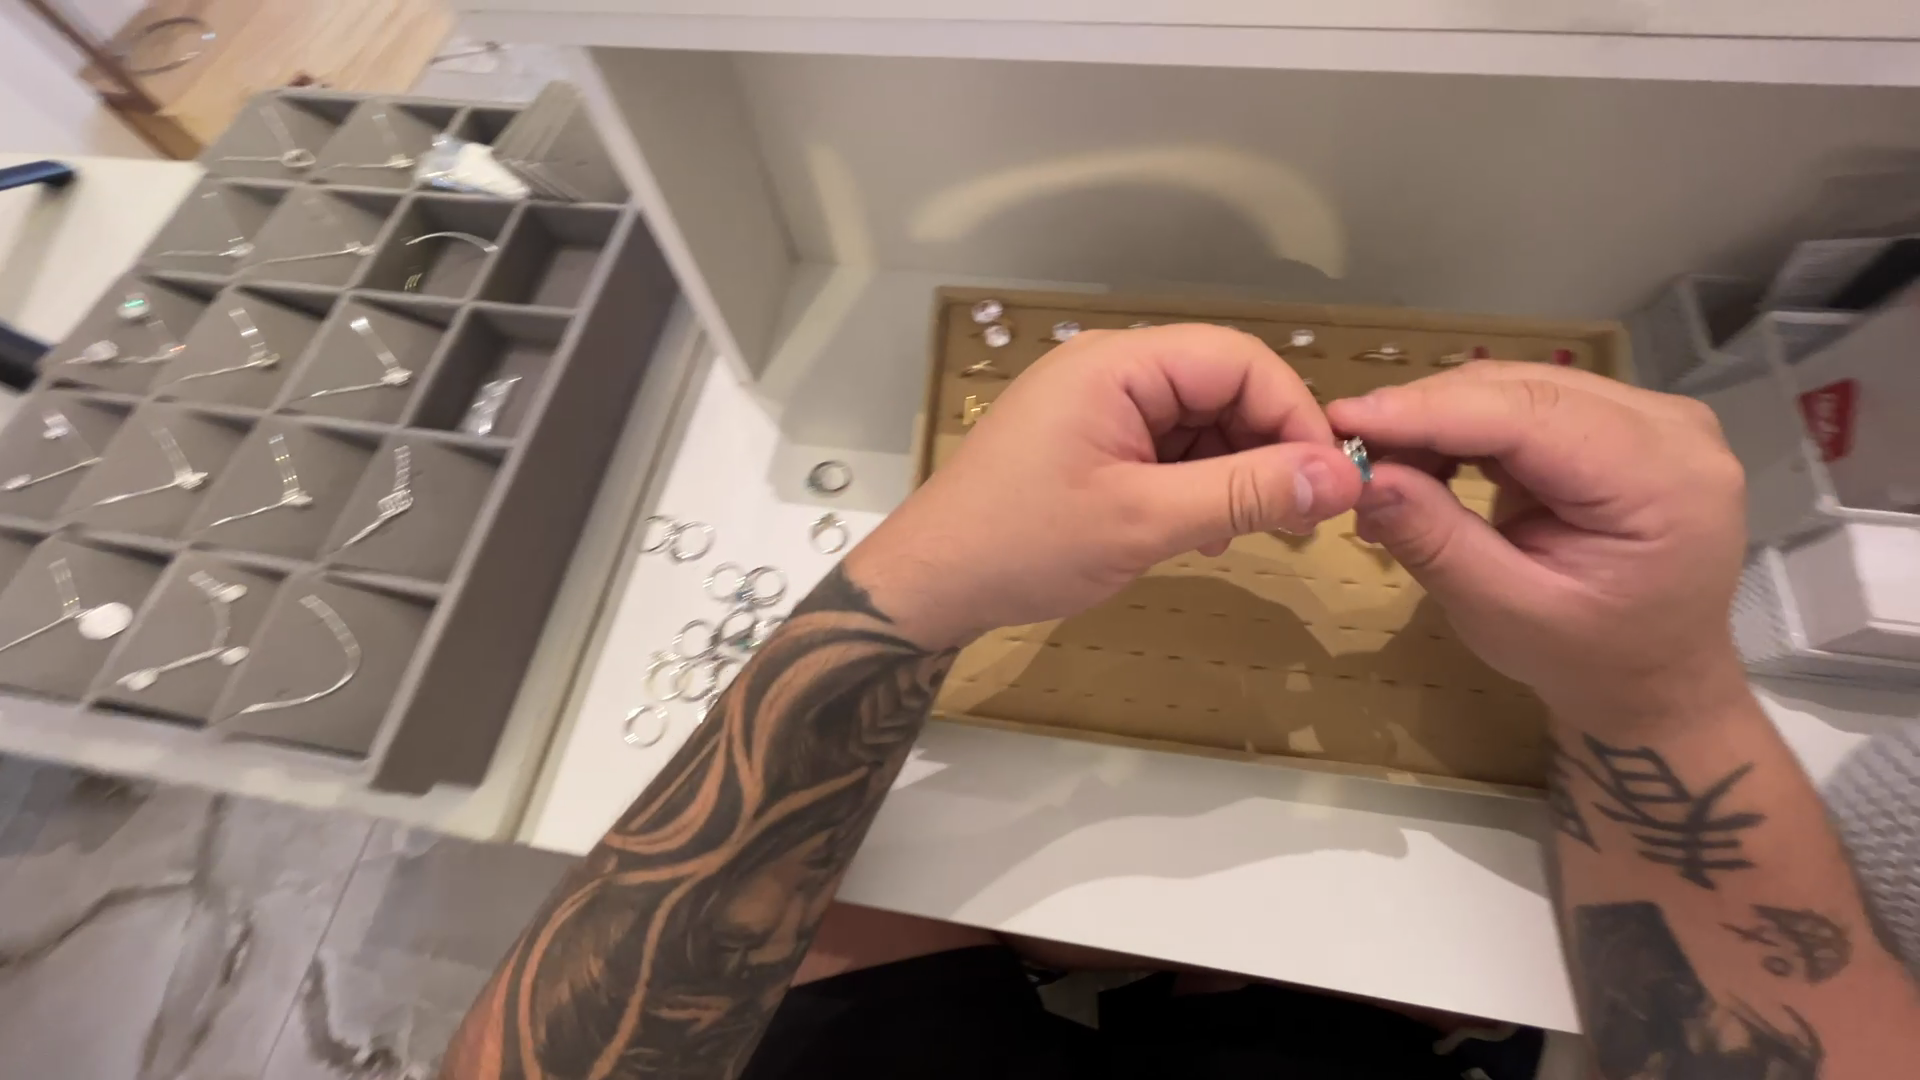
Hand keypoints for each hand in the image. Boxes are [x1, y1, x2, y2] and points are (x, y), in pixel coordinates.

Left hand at [848, 324, 1365, 648]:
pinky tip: (1199, 531)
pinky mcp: (1084, 442)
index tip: (1326, 482)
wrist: (933, 581)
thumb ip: (1244, 493)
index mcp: (1117, 364)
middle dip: (1262, 449)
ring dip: (1228, 473)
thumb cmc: (1026, 545)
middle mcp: (1107, 371)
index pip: (1237, 360)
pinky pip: (1159, 449)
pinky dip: (1189, 485)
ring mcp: (1092, 406)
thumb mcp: (1143, 521)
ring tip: (1243, 532)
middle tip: (1292, 519)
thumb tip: (1342, 475)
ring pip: (1192, 423)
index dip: (1292, 414)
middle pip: (1217, 388)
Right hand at [1324, 361, 1748, 728]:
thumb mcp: (1498, 610)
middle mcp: (1666, 427)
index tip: (1340, 420)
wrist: (1648, 674)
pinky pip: (1509, 405)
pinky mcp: (1606, 423)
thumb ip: (1434, 541)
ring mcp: (1640, 418)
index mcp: (1663, 480)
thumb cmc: (1582, 654)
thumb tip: (1364, 479)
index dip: (1428, 412)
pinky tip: (1416, 470)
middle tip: (1345, 456)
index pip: (1529, 416)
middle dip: (1418, 415)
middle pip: (1517, 390)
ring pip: (1506, 388)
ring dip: (1427, 422)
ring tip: (1378, 476)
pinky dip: (1449, 431)